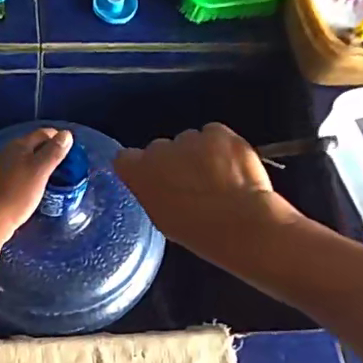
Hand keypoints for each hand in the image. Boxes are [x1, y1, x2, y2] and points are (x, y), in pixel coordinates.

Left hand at [0, 126, 73, 245]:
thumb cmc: (17, 195)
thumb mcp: (40, 172)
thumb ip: (53, 152)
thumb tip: (66, 134)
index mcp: (19, 145)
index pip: (43, 133)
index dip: (59, 138)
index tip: (73, 150)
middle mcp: (8, 152)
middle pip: (33, 144)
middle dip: (50, 149)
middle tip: (67, 163)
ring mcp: (1, 167)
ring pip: (26, 158)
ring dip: (40, 162)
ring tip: (55, 174)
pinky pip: (19, 171)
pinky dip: (31, 173)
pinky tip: (36, 184)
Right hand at [113, 123, 300, 260]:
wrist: (237, 221)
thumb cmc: (196, 229)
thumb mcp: (160, 219)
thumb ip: (150, 194)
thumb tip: (156, 188)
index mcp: (137, 172)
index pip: (125, 159)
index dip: (140, 167)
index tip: (153, 179)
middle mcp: (158, 149)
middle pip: (160, 148)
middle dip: (172, 161)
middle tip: (190, 185)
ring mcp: (189, 138)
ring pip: (190, 140)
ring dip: (199, 153)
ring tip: (217, 179)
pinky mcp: (218, 132)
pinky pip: (215, 135)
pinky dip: (222, 146)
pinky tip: (231, 168)